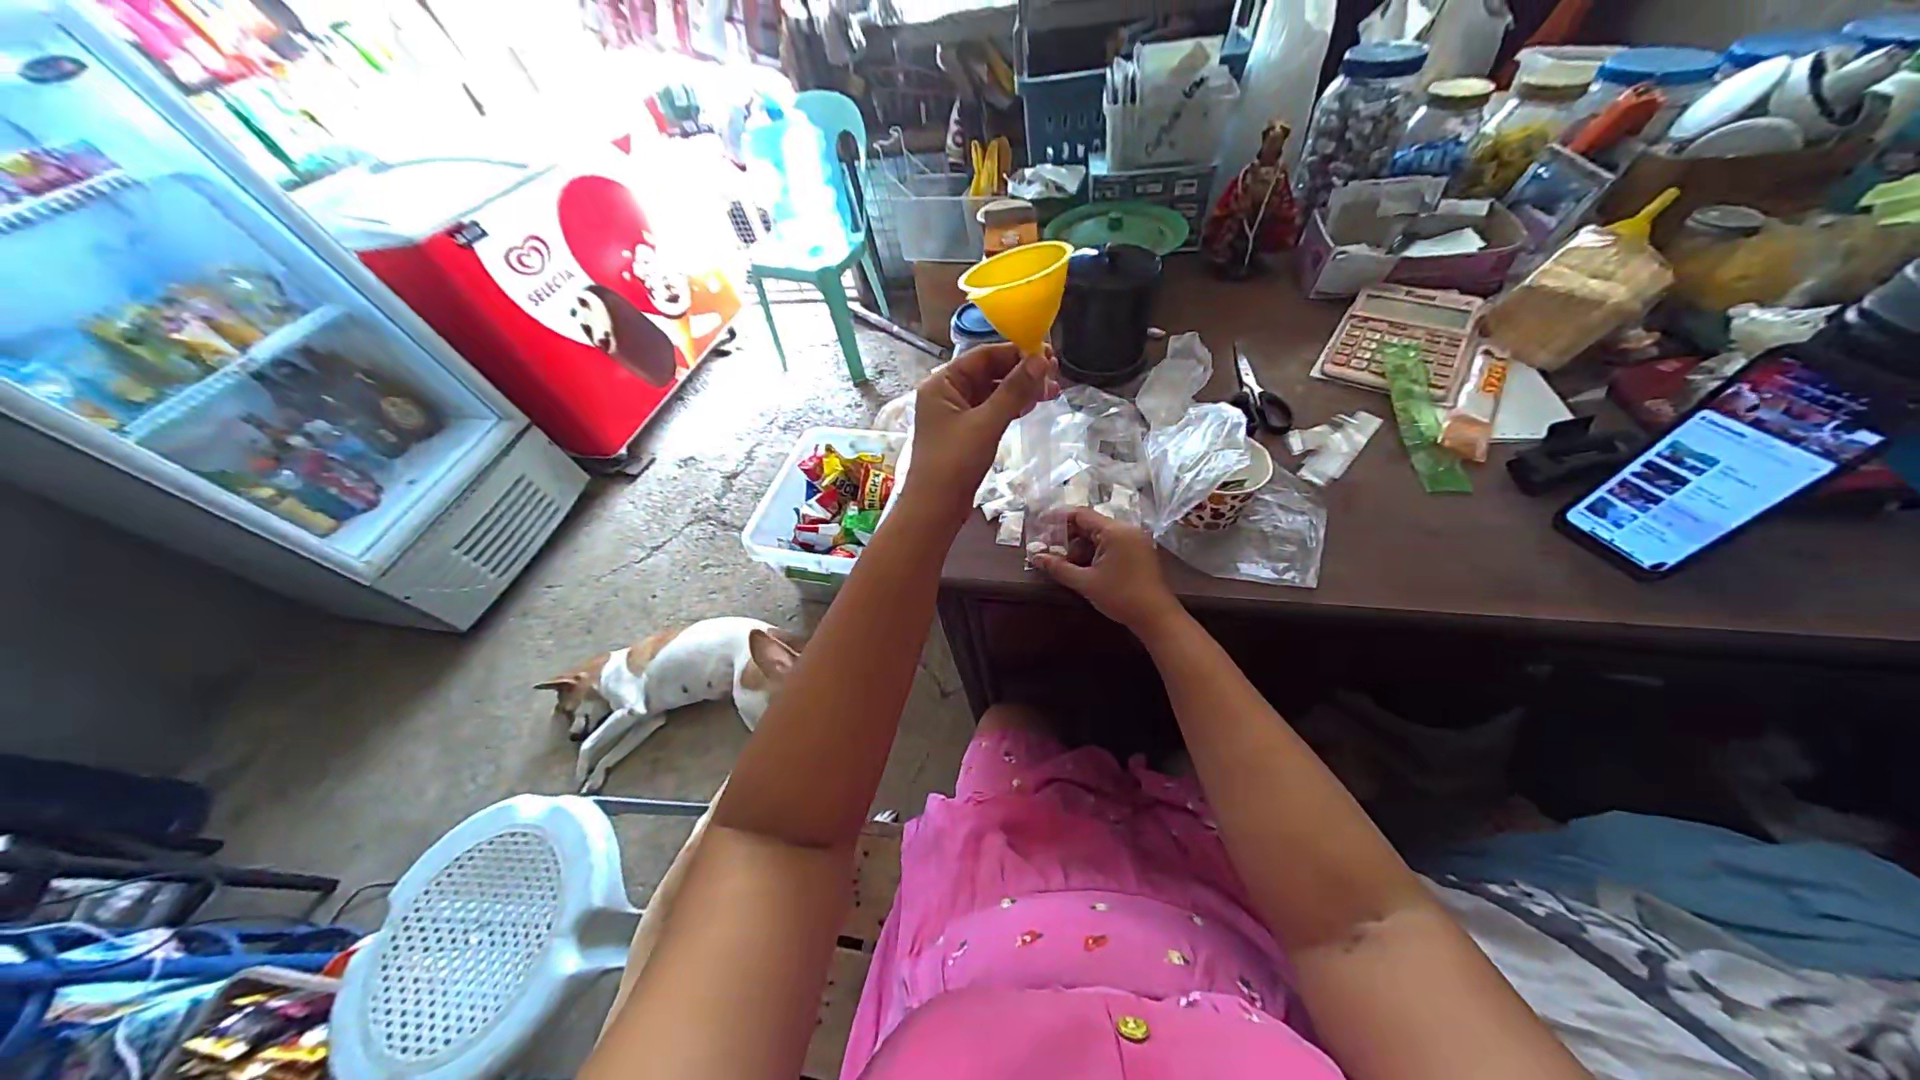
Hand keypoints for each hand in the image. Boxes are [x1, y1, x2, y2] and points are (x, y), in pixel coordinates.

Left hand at [907, 343, 1055, 519]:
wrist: (935, 509)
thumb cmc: (954, 463)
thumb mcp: (987, 423)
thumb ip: (1014, 390)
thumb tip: (1041, 359)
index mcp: (942, 383)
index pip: (983, 356)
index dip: (1015, 352)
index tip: (1047, 354)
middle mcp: (946, 393)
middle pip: (988, 372)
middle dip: (1021, 372)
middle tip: (1054, 374)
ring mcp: (954, 414)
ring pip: (992, 392)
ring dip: (1019, 390)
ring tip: (1051, 391)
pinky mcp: (964, 432)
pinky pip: (990, 410)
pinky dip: (1010, 406)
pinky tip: (1031, 406)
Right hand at [1033, 509, 1183, 634]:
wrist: (1156, 617)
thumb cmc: (1120, 596)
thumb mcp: (1085, 582)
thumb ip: (1059, 567)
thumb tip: (1035, 557)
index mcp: (1115, 531)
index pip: (1081, 514)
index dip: (1058, 518)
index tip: (1040, 524)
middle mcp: (1126, 529)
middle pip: (1090, 524)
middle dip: (1067, 534)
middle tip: (1046, 545)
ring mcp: (1134, 540)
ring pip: (1100, 536)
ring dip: (1079, 545)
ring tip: (1059, 558)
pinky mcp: (1138, 552)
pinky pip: (1110, 544)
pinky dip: (1093, 551)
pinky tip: (1079, 564)